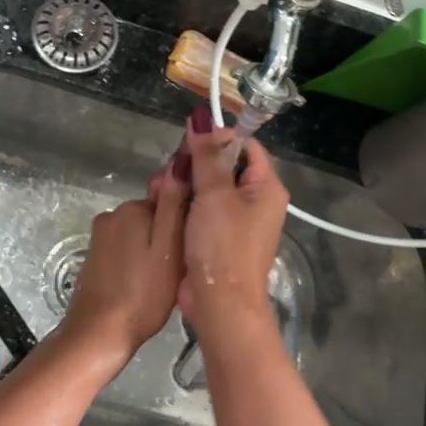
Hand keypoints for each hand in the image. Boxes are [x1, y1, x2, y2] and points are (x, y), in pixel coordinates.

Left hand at [59, 184, 186, 371]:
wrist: (99, 333)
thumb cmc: (144, 293)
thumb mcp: (169, 247)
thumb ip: (173, 204)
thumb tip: (180, 160)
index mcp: (132, 208)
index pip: (169, 197)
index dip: (186, 218)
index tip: (195, 241)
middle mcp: (112, 214)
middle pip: (153, 216)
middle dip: (168, 234)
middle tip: (182, 266)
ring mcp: (100, 237)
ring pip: (140, 234)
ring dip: (153, 249)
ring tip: (165, 279)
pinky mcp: (95, 257)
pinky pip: (126, 249)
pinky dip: (138, 261)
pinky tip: (145, 284)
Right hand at [177, 125, 290, 335]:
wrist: (220, 306)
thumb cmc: (223, 246)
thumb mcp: (213, 195)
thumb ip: (206, 156)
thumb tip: (200, 118)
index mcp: (266, 187)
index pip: (245, 145)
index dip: (218, 138)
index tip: (188, 141)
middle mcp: (255, 201)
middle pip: (224, 165)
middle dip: (193, 163)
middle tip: (169, 167)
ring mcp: (236, 220)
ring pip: (207, 187)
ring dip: (184, 184)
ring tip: (160, 186)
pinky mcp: (217, 237)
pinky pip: (200, 209)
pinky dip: (183, 203)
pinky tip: (162, 202)